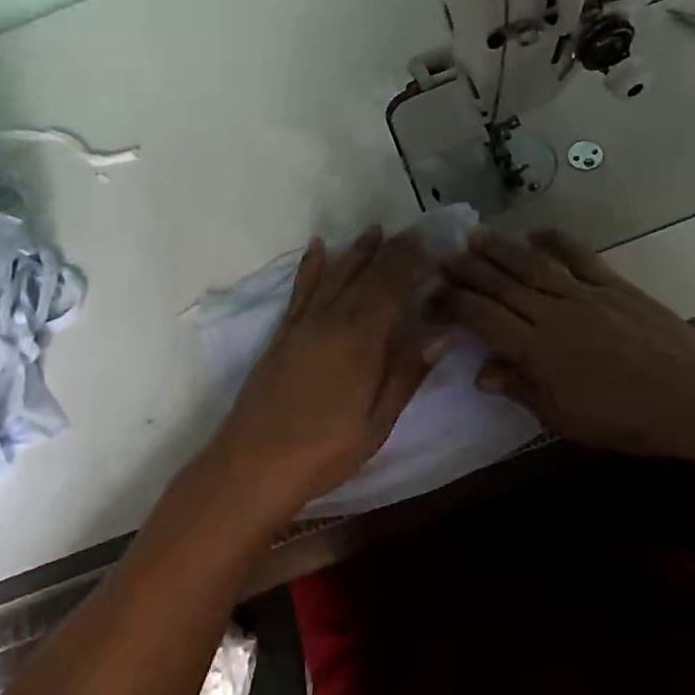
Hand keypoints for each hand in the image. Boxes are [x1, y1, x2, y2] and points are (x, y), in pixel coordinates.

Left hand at [198, 227, 445, 520]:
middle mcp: (331, 322)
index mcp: (360, 341)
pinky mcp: (282, 336)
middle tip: (416, 231)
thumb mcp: (377, 422)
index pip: (393, 288)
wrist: (253, 465)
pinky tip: (318, 247)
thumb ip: (406, 374)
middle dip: (393, 251)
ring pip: (335, 277)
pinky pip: (300, 291)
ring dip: (357, 252)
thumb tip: (442, 333)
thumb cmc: (324, 452)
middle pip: (366, 276)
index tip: (436, 244)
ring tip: (376, 230)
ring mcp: (302, 326)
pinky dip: (311, 267)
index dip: (415, 263)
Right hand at [438, 229, 694, 467]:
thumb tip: (481, 373)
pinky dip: (554, 241)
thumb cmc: (626, 419)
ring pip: (530, 263)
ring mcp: (584, 293)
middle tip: (442, 258)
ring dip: (499, 248)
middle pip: (499, 283)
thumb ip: (520, 389)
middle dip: (466, 269)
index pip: (480, 317)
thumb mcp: (563, 418)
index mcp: (535, 348)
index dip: (451, 304)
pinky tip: (537, 234)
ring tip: (474, 237)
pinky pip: (577, 255)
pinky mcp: (613, 284)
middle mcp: (552, 312)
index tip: (431, 298)